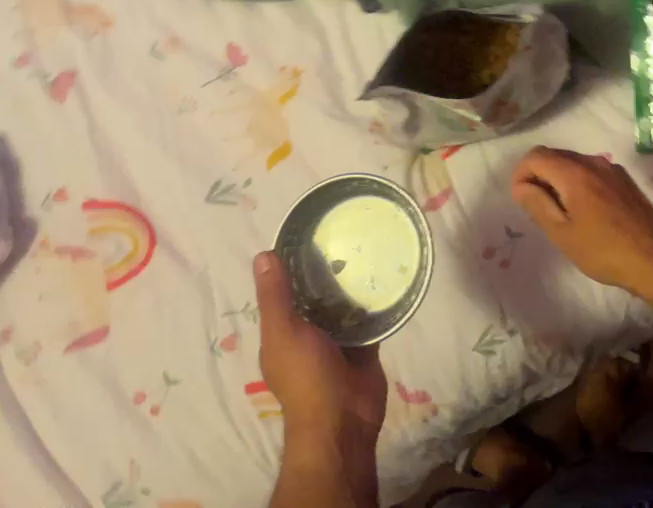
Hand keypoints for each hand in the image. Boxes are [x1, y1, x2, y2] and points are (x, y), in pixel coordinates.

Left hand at [254, 251, 387, 451]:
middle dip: (329, 268)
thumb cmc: (306, 377)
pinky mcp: (366, 345)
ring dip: (355, 282)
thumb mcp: (283, 333)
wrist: (345, 420)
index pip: (286, 290)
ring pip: (345, 303)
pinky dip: (377, 300)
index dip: (294, 264)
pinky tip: (388, 273)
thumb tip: (263, 254)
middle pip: (318, 294)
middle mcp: (309, 332)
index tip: (310, 232)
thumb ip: (276, 297)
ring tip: (370, 244)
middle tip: (347, 231)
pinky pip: (371, 316)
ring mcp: (338, 339)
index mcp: (283, 331)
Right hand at [510, 146, 652, 296]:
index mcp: (575, 172)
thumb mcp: (561, 232)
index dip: (521, 173)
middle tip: (539, 208)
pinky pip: (592, 171)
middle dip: (540, 175)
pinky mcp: (624, 180)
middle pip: (555, 155)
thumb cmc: (602, 250)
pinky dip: (579, 182)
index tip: (522, 198)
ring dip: (559, 179)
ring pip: (574, 162)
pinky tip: (585, 211)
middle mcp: (594, 162)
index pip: (536, 155)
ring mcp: (612, 169)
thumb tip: (520, 185)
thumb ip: (537, 203)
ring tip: (561, 212)